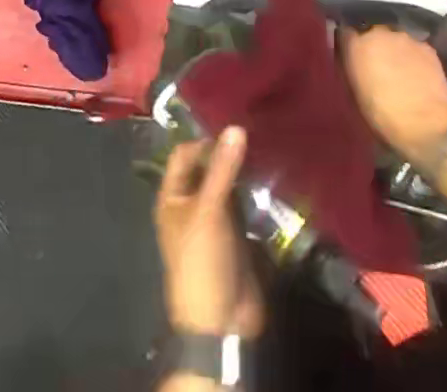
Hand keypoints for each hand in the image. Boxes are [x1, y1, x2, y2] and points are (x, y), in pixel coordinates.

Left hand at [154, 126, 262, 336]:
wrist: (220, 321)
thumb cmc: (202, 260)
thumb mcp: (209, 210)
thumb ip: (223, 169)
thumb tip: (235, 126)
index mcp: (172, 197)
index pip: (184, 155)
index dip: (204, 140)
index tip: (233, 126)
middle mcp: (191, 204)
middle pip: (208, 169)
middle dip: (227, 154)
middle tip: (257, 130)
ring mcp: (215, 220)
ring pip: (229, 186)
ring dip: (244, 172)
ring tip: (269, 147)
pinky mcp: (237, 235)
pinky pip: (245, 206)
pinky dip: (255, 193)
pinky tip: (274, 177)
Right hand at [341, 25, 446, 157]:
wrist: (423, 123)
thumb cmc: (381, 113)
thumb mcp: (353, 92)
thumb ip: (351, 69)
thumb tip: (353, 62)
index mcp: (356, 45)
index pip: (345, 33)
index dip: (348, 44)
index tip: (351, 55)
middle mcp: (379, 34)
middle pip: (373, 33)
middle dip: (374, 46)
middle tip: (377, 65)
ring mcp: (405, 38)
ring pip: (395, 40)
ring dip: (394, 50)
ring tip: (400, 70)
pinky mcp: (427, 48)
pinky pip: (415, 48)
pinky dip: (413, 58)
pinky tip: (417, 74)